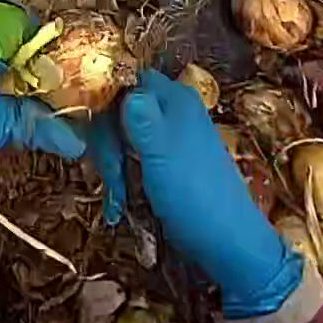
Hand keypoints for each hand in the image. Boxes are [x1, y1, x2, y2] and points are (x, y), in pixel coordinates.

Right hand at [103, 70, 302, 318]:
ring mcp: (173, 136)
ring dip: (115, 163)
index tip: (94, 133)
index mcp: (174, 97)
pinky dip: (126, 175)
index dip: (107, 100)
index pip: (128, 78)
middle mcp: (174, 109)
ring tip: (118, 195)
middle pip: (124, 108)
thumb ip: (140, 114)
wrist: (228, 243)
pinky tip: (122, 200)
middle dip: (109, 141)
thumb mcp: (161, 150)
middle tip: (110, 175)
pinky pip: (137, 156)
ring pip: (127, 135)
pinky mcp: (170, 161)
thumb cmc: (193, 191)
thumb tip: (122, 78)